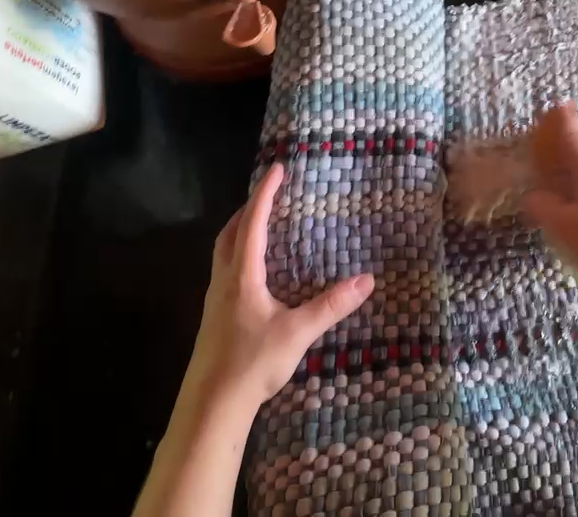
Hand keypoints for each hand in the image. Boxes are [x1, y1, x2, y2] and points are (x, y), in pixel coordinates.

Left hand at [193, 163, 374, 409]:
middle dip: (246, 209)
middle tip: (267, 194)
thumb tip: (367, 280)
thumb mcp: (297, 333)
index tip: (277, 169)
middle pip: (229, 233)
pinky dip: (239, 256)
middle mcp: (224, 282)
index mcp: (242, 275)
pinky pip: (226, 272)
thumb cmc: (250, 363)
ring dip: (239, 232)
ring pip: (223, 253)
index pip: (251, 223)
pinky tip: (256, 273)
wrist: (210, 408)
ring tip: (260, 226)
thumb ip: (331, 306)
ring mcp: (215, 302)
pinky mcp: (215, 321)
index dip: (264, 194)